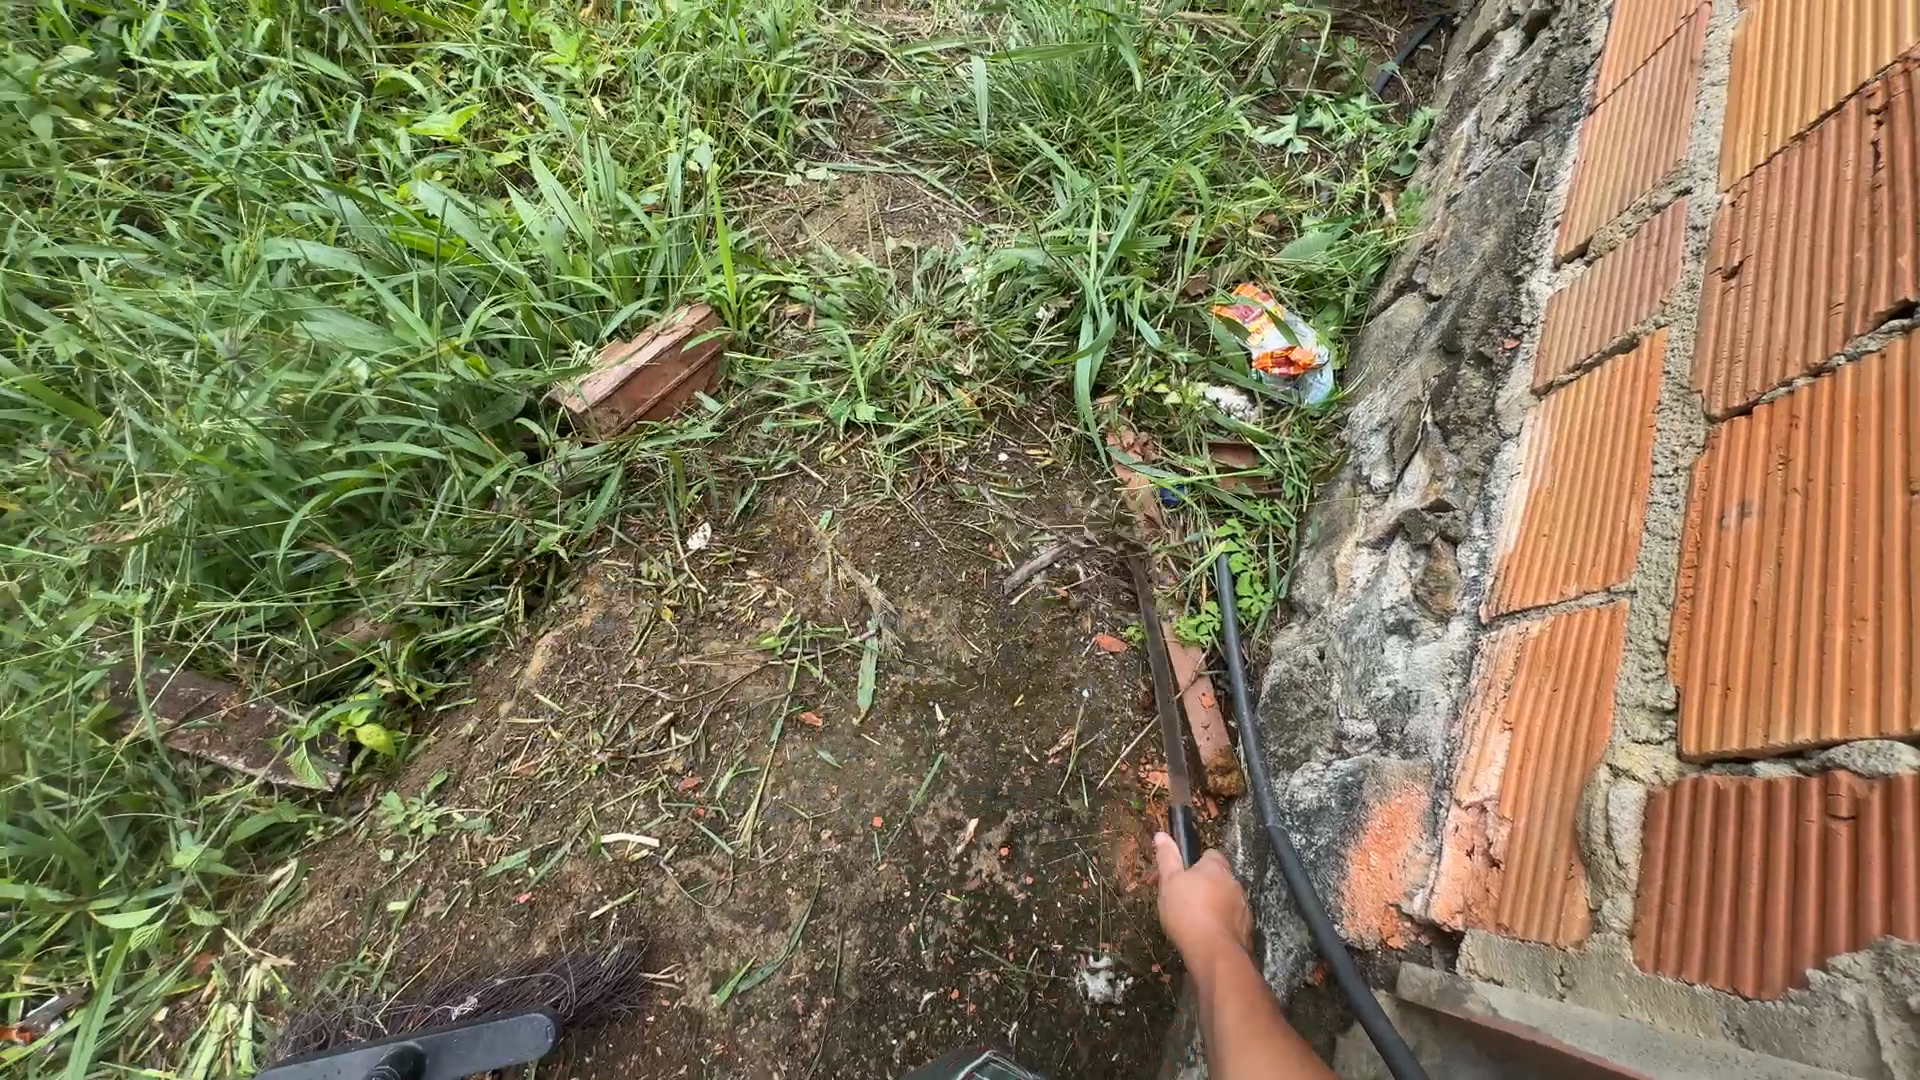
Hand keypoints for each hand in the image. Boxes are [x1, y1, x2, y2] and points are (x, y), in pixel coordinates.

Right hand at [1153, 832, 1253, 968]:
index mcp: (1216, 867)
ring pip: (1228, 900)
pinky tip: (1210, 935)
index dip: (1198, 864)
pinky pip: (1234, 921)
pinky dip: (1224, 924)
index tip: (1186, 876)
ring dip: (1217, 905)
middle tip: (1187, 899)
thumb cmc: (1187, 912)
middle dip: (1208, 885)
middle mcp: (1234, 883)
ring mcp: (1244, 907)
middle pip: (1220, 878)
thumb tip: (1162, 835)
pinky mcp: (1248, 930)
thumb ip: (1167, 858)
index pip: (1212, 855)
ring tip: (1198, 920)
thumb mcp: (1169, 882)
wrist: (1214, 954)